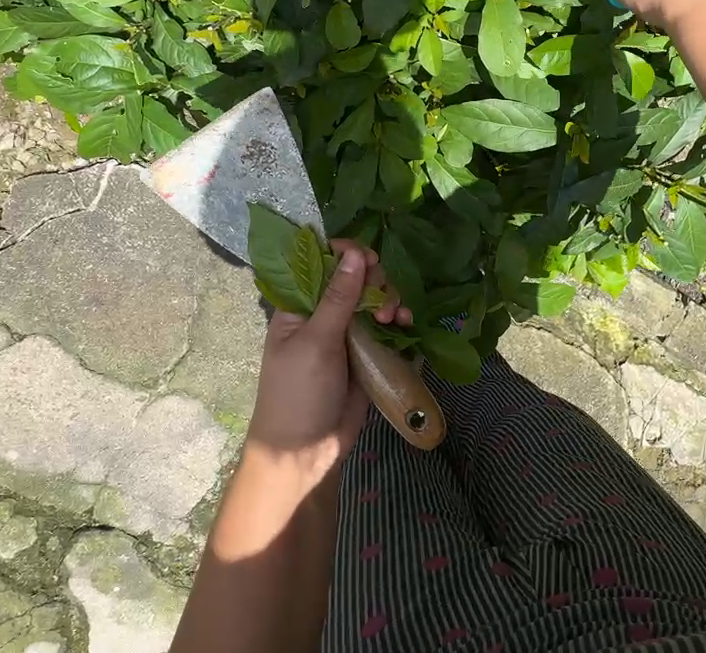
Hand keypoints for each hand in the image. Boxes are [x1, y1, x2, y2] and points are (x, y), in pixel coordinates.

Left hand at [243, 240, 410, 487]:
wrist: (306, 452)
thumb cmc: (298, 393)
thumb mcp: (316, 342)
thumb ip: (339, 297)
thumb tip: (355, 253)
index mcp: (299, 306)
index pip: (323, 264)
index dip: (347, 256)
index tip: (369, 260)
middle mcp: (324, 315)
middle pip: (356, 279)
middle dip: (376, 282)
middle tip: (382, 303)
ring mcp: (347, 334)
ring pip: (376, 301)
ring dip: (390, 301)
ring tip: (395, 318)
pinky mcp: (368, 353)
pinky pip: (388, 326)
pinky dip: (400, 321)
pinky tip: (407, 324)